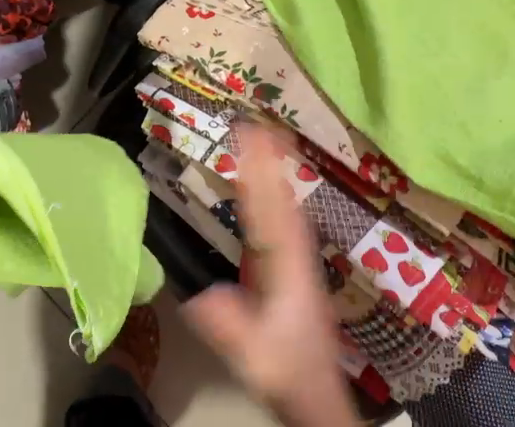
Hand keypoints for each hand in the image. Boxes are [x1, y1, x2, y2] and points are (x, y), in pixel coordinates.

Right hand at [183, 124, 357, 426]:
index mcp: (285, 267)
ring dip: (275, 170)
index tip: (251, 136)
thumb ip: (231, 327)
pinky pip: (282, 217)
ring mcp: (295, 259)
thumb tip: (201, 298)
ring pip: (285, 204)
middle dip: (270, 159)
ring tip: (267, 136)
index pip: (270, 210)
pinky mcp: (290, 266)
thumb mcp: (254, 354)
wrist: (312, 394)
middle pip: (282, 198)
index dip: (260, 172)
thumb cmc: (281, 370)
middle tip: (259, 120)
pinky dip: (275, 192)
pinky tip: (270, 182)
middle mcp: (294, 255)